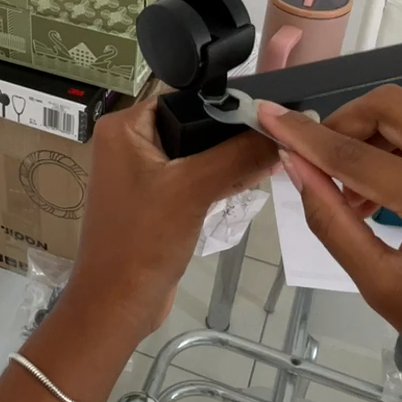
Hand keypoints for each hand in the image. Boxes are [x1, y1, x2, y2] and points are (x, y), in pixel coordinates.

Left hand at [66, 97, 278, 335]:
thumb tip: (282, 128)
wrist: (118, 303)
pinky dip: (220, 178)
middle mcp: (129, 143)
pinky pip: (193, 178)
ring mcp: (142, 173)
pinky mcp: (155, 199)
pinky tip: (256, 177)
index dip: (224, 103)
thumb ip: (239, 155)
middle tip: (281, 135)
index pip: (183, 98)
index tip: (270, 110)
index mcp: (124, 128)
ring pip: (196, 153)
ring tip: (277, 156)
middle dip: (232, 133)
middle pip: (192, 124)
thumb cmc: (144, 239)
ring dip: (231, 158)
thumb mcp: (193, 189)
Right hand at [259, 86, 401, 401]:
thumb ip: (332, 221)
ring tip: (349, 195)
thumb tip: (294, 167)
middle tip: (317, 163)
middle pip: (396, 108)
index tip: (266, 115)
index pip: (361, 157)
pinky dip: (399, 152)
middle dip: (345, 122)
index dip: (306, 136)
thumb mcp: (383, 288)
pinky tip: (381, 196)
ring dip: (371, 138)